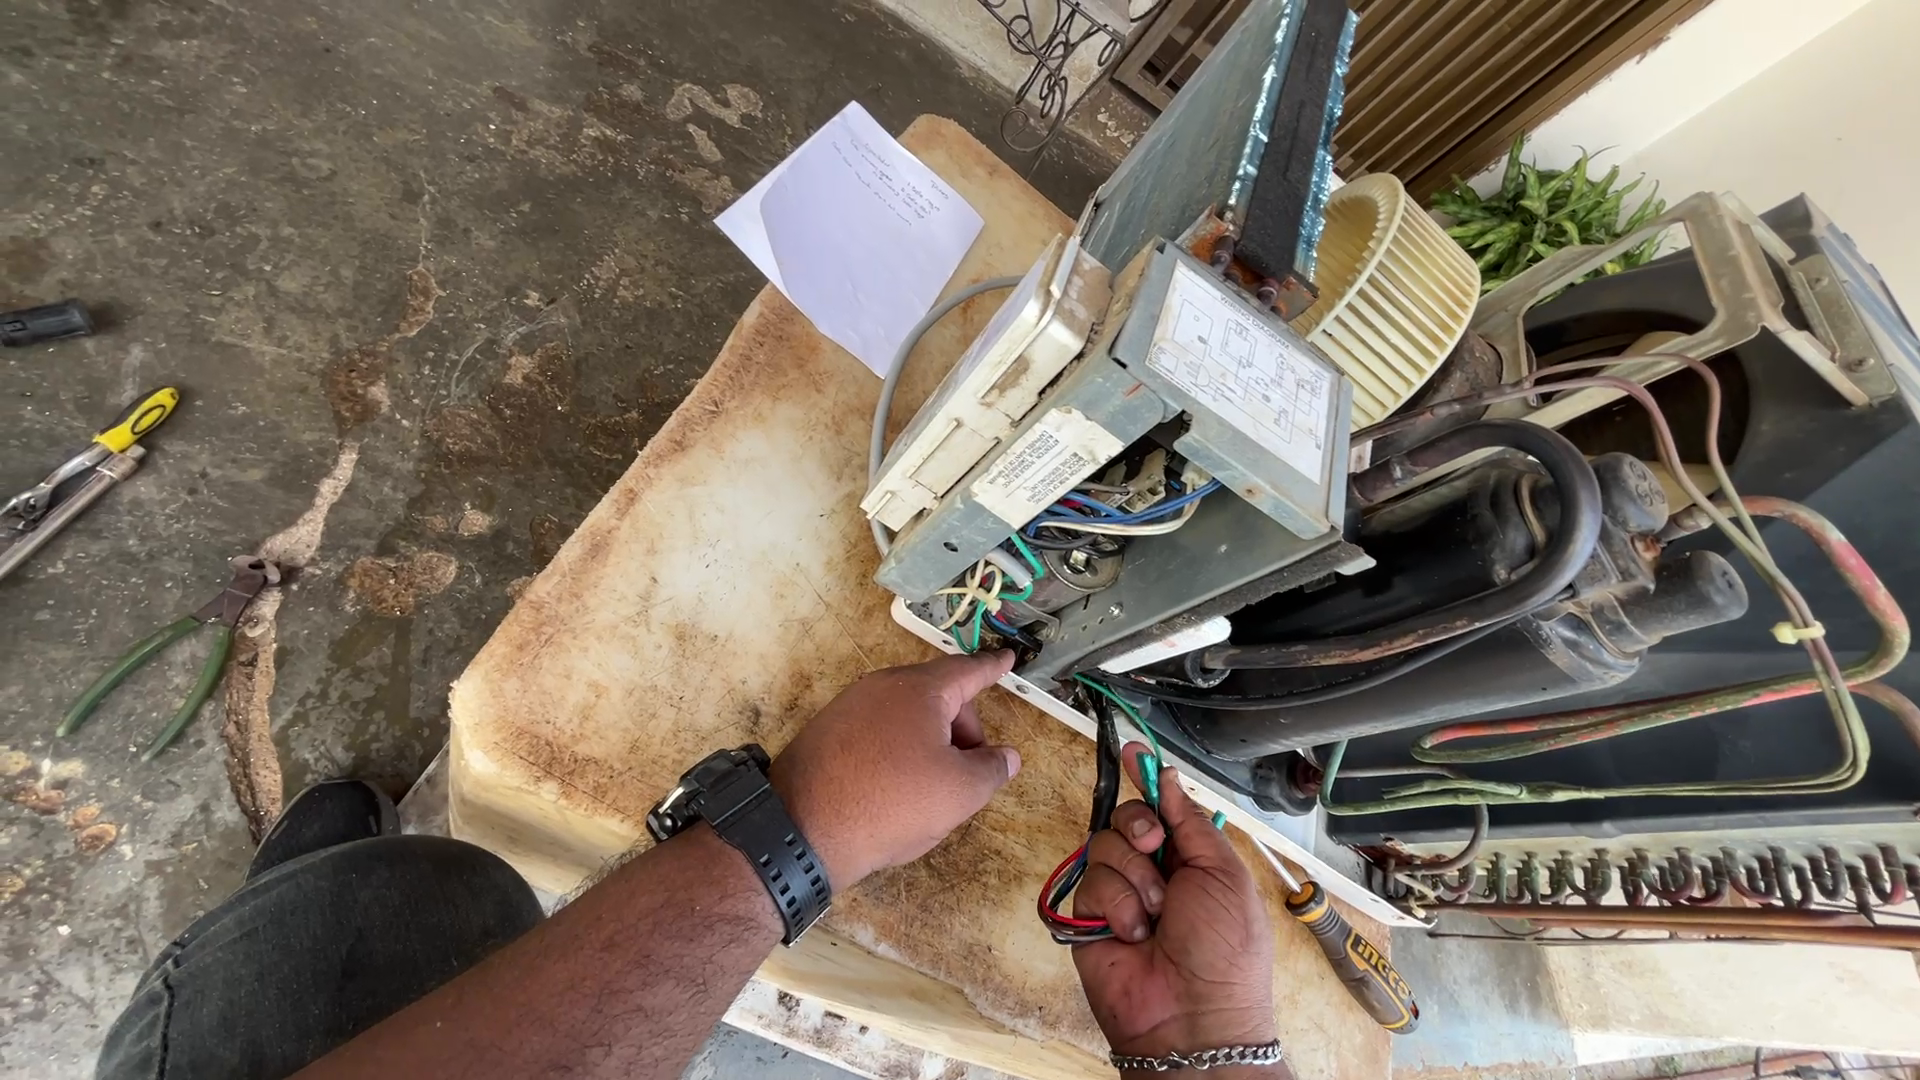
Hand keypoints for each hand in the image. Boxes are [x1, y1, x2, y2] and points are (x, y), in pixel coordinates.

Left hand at [769, 650, 1020, 888]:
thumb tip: (1006, 756)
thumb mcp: (958, 792)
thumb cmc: (891, 802)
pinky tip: (895, 787)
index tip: (1008, 658)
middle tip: (971, 769)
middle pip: (938, 695)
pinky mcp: (828, 730)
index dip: (992, 668)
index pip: (967, 671)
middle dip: (964, 727)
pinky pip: (880, 730)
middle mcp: (883, 685)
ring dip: (931, 741)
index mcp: (919, 688)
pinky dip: (900, 749)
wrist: (801, 828)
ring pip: (908, 715)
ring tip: (931, 786)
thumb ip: (991, 769)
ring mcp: (850, 705)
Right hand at [1071, 744, 1277, 1070]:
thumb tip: (1166, 774)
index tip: (1134, 750)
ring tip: (1155, 914)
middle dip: (1140, 827)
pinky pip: (1092, 880)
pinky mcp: (1091, 913)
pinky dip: (1116, 904)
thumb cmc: (1224, 948)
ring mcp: (1119, 891)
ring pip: (1105, 844)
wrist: (1193, 1018)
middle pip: (1126, 816)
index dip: (1146, 778)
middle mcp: (1151, 869)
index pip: (1161, 806)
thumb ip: (1190, 821)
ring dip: (1135, 877)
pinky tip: (1133, 933)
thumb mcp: (1223, 875)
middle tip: (1156, 850)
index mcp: (1188, 858)